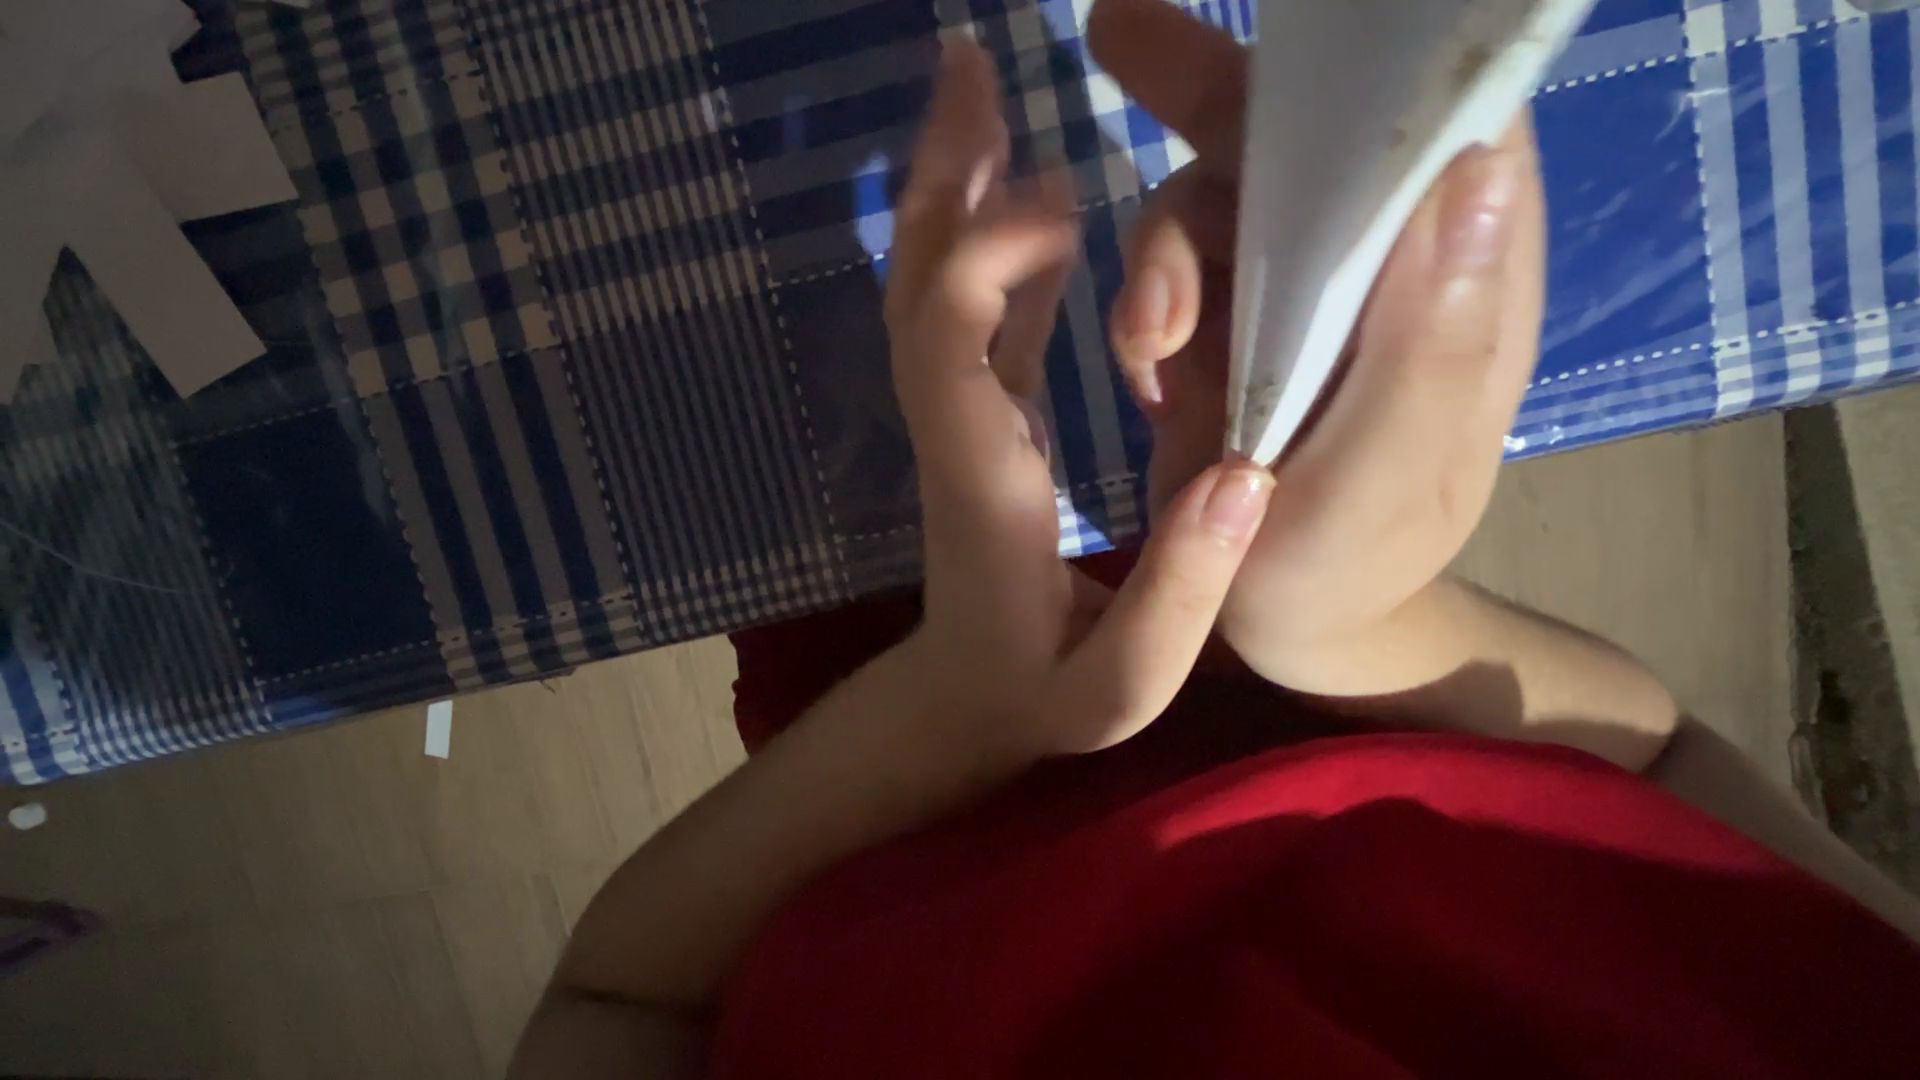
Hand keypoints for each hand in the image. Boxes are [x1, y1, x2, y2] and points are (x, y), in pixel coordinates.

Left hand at [882, 40, 1273, 770]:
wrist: (967, 708)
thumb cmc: (1043, 701)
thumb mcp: (1121, 685)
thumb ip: (1180, 593)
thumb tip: (1245, 476)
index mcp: (983, 487)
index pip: (948, 352)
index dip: (984, 261)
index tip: (1059, 197)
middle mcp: (956, 435)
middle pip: (921, 295)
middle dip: (942, 182)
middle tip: (966, 68)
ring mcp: (962, 424)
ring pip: (938, 294)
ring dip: (957, 193)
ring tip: (985, 96)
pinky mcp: (983, 426)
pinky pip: (977, 321)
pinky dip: (996, 250)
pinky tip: (1031, 198)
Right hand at [1088, 0, 1546, 693]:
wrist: (1282, 619)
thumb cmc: (1347, 566)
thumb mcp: (1387, 481)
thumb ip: (1429, 347)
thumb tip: (1472, 167)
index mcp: (1456, 286)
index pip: (1444, 124)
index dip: (1373, 63)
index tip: (1290, 28)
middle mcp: (1376, 268)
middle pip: (1297, 145)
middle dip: (1204, 130)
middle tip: (1121, 81)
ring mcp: (1293, 298)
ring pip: (1211, 210)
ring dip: (1158, 266)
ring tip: (1145, 347)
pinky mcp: (1230, 331)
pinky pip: (1169, 280)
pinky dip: (1142, 318)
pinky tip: (1147, 379)